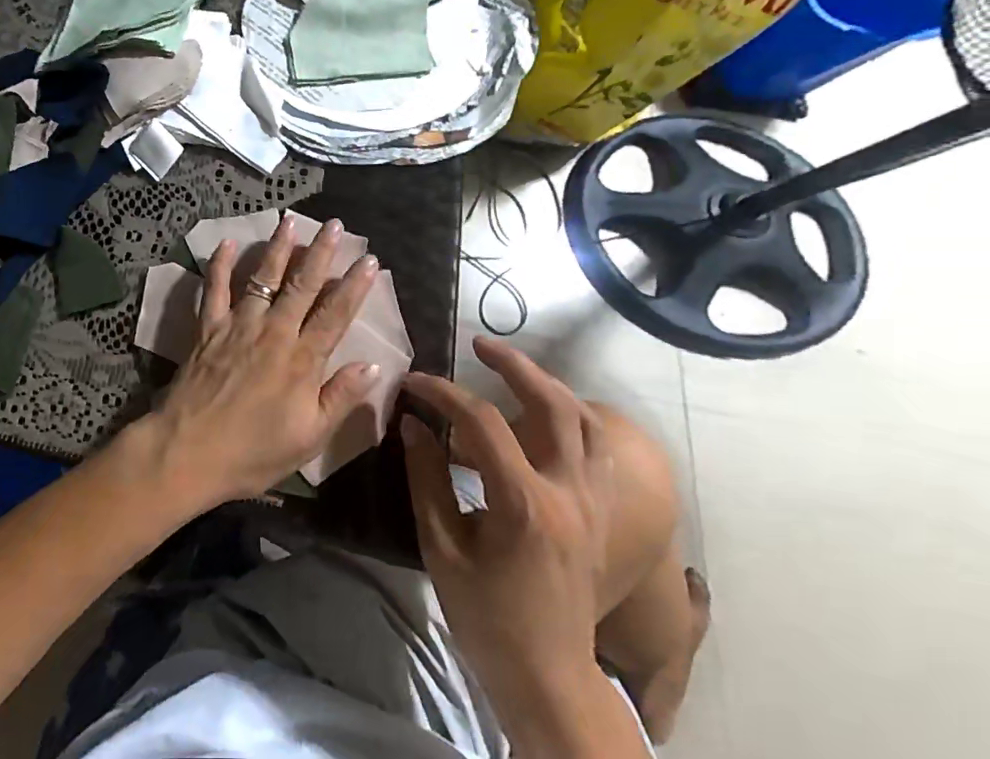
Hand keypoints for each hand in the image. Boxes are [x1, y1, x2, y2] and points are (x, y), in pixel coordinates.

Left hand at [134, 214, 382, 511]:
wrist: (189, 449)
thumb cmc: (253, 452)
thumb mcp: (309, 437)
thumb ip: (340, 397)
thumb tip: (373, 365)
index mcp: (303, 361)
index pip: (336, 315)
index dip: (355, 286)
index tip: (370, 260)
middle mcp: (272, 334)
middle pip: (301, 286)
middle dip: (320, 253)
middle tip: (333, 225)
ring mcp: (236, 327)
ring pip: (261, 279)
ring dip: (277, 250)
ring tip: (289, 222)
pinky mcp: (206, 329)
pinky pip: (214, 290)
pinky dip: (218, 265)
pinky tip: (225, 243)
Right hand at [399, 337, 616, 709]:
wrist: (545, 668)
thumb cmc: (482, 609)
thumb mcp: (440, 542)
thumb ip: (427, 476)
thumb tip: (413, 424)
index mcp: (524, 502)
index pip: (482, 424)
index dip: (443, 394)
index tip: (412, 381)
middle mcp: (571, 493)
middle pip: (555, 408)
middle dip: (517, 368)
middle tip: (482, 345)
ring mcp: (595, 504)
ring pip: (588, 425)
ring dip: (552, 388)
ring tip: (515, 371)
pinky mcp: (602, 515)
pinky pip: (599, 452)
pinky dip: (575, 422)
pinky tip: (548, 417)